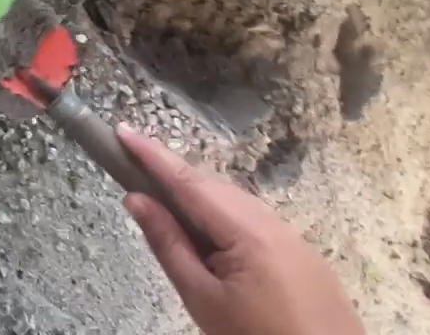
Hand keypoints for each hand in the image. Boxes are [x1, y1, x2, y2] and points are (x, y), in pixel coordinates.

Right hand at [118, 125, 364, 334]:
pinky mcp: (307, 258)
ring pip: (235, 202)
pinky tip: (211, 237)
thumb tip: (135, 199)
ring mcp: (296, 240)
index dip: (151, 154)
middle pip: (213, 188)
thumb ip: (168, 244)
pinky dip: (225, 216)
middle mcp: (275, 224)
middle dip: (173, 175)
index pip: (188, 181)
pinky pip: (255, 221)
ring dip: (198, 197)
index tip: (121, 130)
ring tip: (167, 208)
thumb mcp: (203, 299)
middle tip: (133, 173)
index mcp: (248, 232)